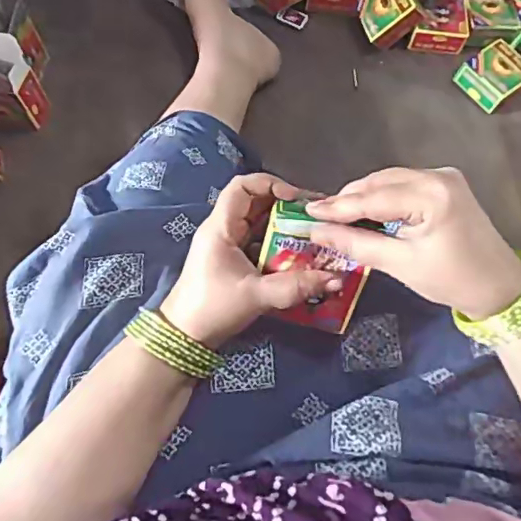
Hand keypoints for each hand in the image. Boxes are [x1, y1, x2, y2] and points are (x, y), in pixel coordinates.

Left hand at [158, 173, 343, 346]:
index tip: (296, 199)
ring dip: (284, 225)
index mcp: (221, 228)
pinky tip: (300, 254)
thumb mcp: (256, 296)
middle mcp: (223, 229)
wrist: (185, 336)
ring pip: (259, 222)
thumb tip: (335, 279)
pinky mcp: (233, 260)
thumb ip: (296, 286)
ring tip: (313, 233)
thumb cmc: (212, 309)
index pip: (242, 186)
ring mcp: (227, 244)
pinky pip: (259, 241)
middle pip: (255, 201)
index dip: (271, 184)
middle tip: (315, 216)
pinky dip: (278, 243)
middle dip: (285, 205)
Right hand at [304, 167, 520, 320]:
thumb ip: (357, 244)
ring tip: (336, 216)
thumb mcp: (401, 264)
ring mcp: (444, 177)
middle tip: (318, 217)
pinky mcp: (445, 185)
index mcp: (432, 195)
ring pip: (389, 181)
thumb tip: (317, 232)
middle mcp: (438, 176)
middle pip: (380, 183)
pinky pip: (403, 185)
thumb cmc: (453, 280)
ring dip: (363, 197)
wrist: (501, 287)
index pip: (373, 198)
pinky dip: (381, 197)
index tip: (307, 213)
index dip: (337, 207)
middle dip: (348, 199)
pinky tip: (364, 211)